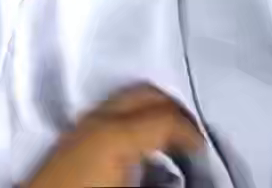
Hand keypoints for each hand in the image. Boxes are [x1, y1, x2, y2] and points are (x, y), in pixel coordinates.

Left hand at [25, 85, 201, 187]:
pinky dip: (132, 116)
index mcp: (117, 132)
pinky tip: (137, 141)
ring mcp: (81, 125)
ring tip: (167, 134)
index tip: (203, 148)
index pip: (166, 118)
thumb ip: (158, 177)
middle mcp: (100, 118)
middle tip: (189, 129)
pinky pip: (111, 111)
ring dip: (151, 108)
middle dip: (172, 106)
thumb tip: (179, 173)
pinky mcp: (69, 139)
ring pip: (127, 98)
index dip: (190, 131)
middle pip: (146, 94)